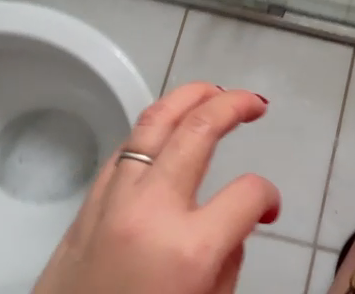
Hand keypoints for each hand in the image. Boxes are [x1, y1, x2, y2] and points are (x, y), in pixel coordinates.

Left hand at [33, 83, 279, 293]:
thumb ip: (226, 261)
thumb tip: (233, 224)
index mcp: (189, 248)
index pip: (247, 194)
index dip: (267, 196)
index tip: (268, 208)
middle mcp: (152, 210)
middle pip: (199, 128)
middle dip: (234, 104)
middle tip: (254, 103)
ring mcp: (114, 201)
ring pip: (154, 122)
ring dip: (189, 97)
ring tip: (213, 92)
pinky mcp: (86, 206)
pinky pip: (123, 149)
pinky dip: (151, 130)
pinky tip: (167, 130)